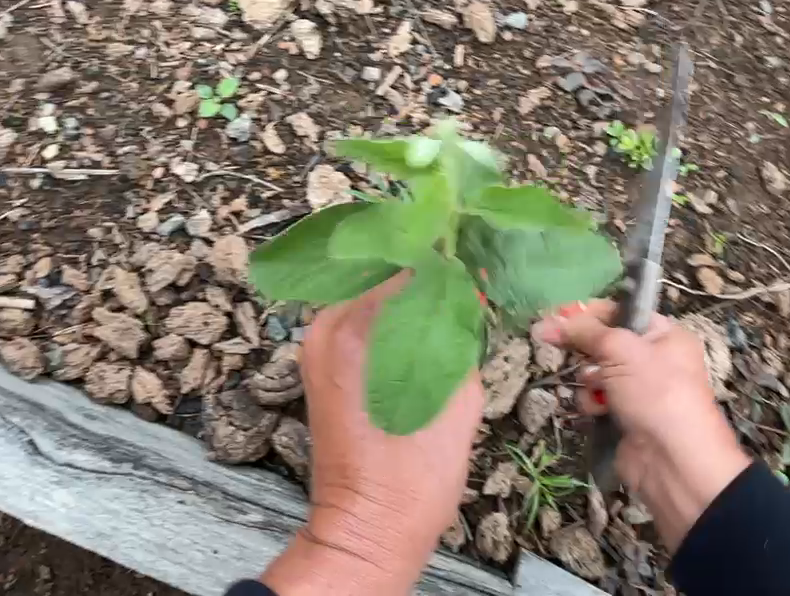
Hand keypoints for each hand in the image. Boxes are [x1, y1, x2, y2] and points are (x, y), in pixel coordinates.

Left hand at [261, 276, 483, 595]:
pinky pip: (358, 318)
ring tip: (445, 301)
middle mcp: (327, 323)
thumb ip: (460, 331)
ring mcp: (316, 340)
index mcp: (356, 326)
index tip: (473, 262)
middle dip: (424, 275)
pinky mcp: (318, 359)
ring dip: (406, 294)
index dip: (445, 263)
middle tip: (464, 279)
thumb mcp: (456, 395)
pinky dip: (387, 316)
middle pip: (383, 275)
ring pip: (370, 294)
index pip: (408, 267)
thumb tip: (468, 286)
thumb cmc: (416, 472)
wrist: (367, 528)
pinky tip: (419, 325)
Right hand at [531, 300, 750, 548]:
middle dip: (583, 347)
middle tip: (554, 342)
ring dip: (589, 378)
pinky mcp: (624, 416)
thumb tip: (545, 322)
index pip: (618, 311)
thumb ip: (582, 331)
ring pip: (595, 370)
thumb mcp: (620, 350)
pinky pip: (596, 398)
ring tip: (596, 389)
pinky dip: (593, 402)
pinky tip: (599, 410)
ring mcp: (638, 389)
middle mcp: (653, 358)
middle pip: (603, 341)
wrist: (675, 463)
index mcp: (663, 334)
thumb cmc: (655, 393)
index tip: (556, 315)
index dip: (587, 312)